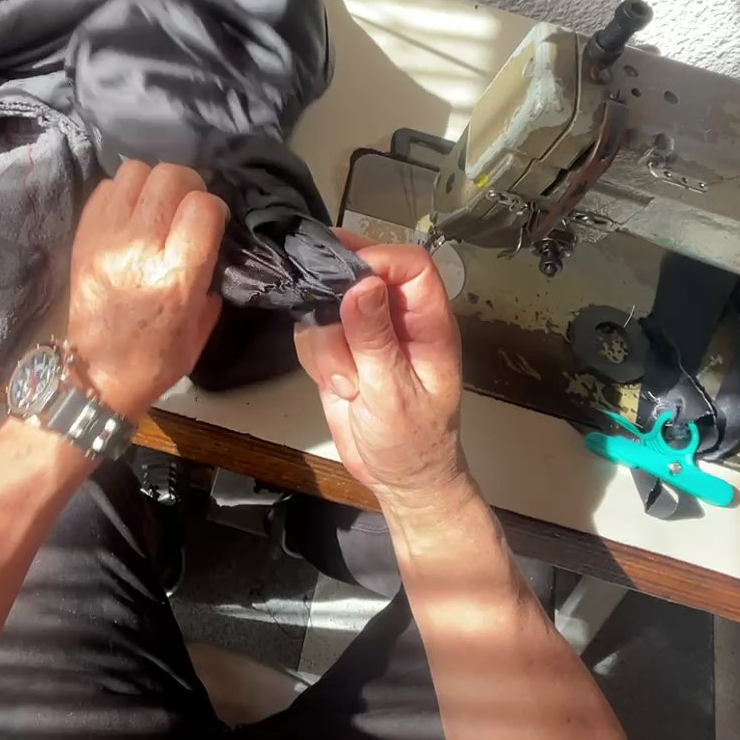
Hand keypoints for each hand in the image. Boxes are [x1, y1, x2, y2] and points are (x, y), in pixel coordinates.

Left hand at [69, 161, 228, 418]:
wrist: (98, 372)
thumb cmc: (158, 356)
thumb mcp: (202, 323)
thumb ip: (211, 273)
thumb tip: (212, 237)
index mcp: (175, 275)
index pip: (203, 205)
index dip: (213, 207)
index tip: (212, 221)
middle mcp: (140, 248)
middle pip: (169, 176)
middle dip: (187, 184)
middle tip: (186, 206)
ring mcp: (106, 238)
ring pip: (135, 171)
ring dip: (152, 184)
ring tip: (156, 206)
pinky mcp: (83, 237)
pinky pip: (106, 188)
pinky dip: (124, 193)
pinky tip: (131, 214)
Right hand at [295, 231, 469, 507]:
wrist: (397, 479)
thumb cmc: (412, 444)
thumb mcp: (394, 394)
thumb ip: (375, 339)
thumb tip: (362, 284)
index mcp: (427, 322)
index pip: (410, 265)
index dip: (377, 259)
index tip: (344, 283)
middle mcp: (396, 318)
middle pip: (359, 272)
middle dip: (336, 303)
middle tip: (332, 338)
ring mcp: (364, 331)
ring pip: (327, 303)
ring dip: (325, 343)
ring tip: (347, 383)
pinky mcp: (338, 347)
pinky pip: (312, 330)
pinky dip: (314, 357)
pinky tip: (336, 385)